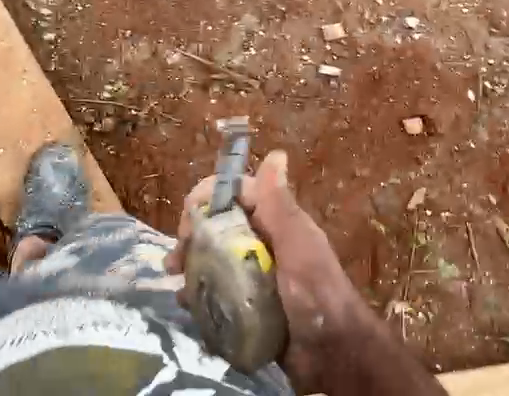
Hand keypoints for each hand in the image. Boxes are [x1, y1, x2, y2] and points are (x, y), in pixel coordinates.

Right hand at [167, 151, 373, 389]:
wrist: (334, 355)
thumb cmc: (316, 293)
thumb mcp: (297, 245)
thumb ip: (280, 204)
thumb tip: (277, 153)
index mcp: (275, 221)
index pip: (234, 193)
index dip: (207, 198)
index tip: (187, 217)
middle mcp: (262, 241)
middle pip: (218, 225)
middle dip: (192, 235)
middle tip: (175, 257)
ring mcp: (254, 273)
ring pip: (213, 257)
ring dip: (191, 263)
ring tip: (174, 278)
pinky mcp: (248, 303)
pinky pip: (217, 290)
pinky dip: (199, 292)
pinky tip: (186, 302)